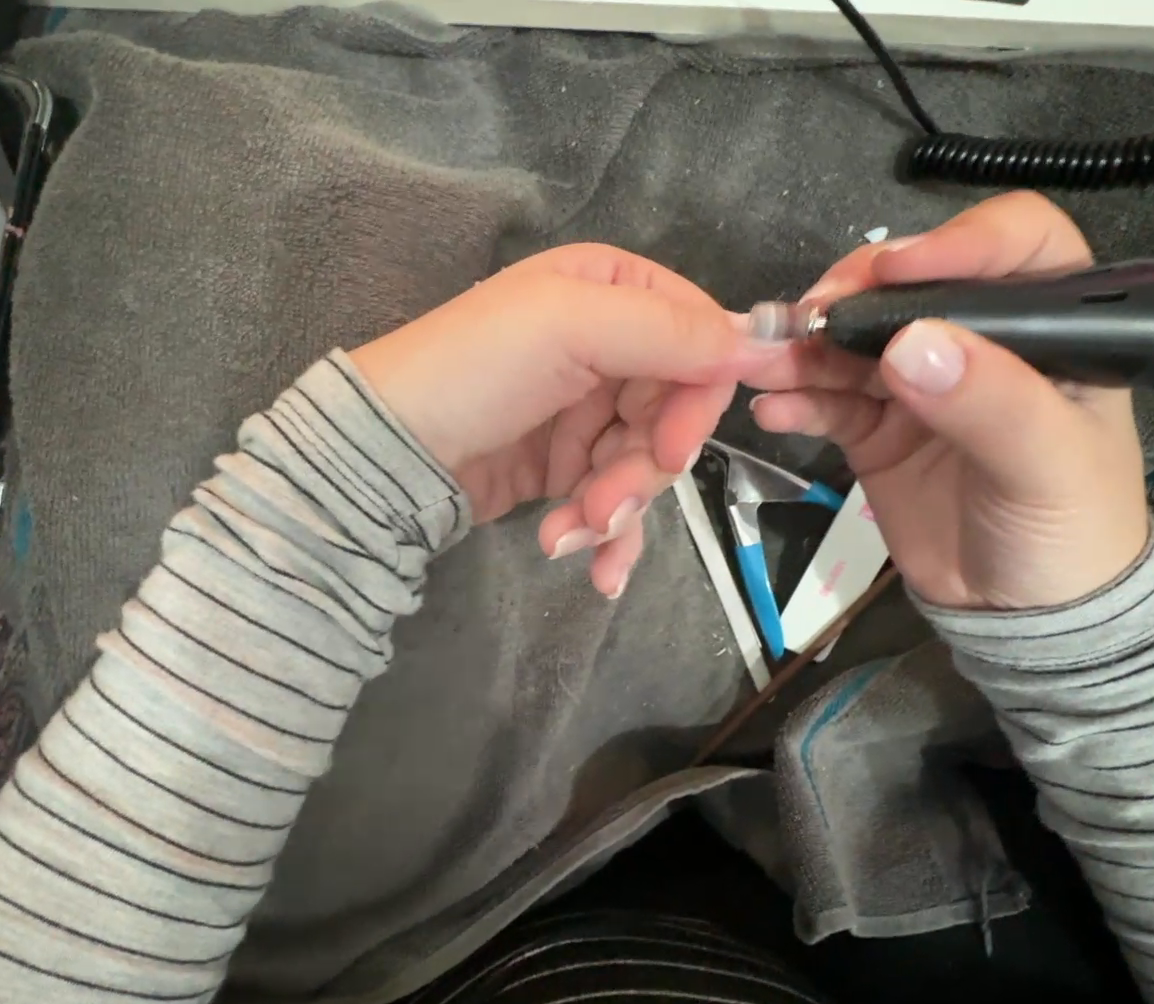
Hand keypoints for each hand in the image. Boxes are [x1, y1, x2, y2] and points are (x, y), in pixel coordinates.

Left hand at [351, 243, 771, 597]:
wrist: (389, 452)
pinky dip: (606, 533)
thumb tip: (764, 341)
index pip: (700, 344)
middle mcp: (609, 346)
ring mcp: (589, 410)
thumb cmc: (472, 371)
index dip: (695, 403)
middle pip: (674, 415)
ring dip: (616, 509)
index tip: (672, 452)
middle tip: (602, 506)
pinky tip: (586, 562)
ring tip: (568, 535)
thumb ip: (668, 331)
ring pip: (646, 466)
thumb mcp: (567, 327)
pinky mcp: (570, 466)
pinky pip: (617, 499)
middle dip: (643, 472)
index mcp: (614, 291)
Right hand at [746, 192, 1150, 609]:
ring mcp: (917, 386)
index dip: (956, 242)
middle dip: (854, 296)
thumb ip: (988, 401)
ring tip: (767, 365)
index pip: (1012, 248)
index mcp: (1050, 329)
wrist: (1018, 613)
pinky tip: (773, 410)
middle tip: (808, 318)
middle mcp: (978, 342)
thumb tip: (910, 343)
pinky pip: (828, 402)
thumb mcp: (1046, 465)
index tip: (891, 271)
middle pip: (910, 289)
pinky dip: (797, 401)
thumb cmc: (1065, 530)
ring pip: (854, 345)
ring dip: (807, 350)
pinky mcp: (873, 428)